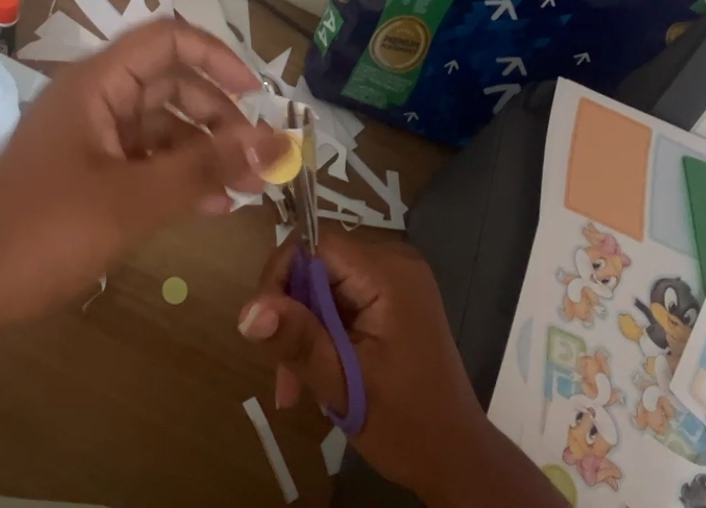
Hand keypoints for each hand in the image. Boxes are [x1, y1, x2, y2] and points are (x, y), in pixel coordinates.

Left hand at [0, 19, 286, 324]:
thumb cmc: (50, 234)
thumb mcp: (136, 199)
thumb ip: (207, 166)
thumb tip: (276, 142)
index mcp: (95, 84)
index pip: (166, 40)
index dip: (216, 56)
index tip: (256, 95)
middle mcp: (94, 98)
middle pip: (171, 84)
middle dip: (219, 117)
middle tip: (257, 159)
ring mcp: (90, 134)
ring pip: (163, 124)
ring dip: (205, 151)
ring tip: (245, 189)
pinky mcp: (90, 169)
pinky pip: (146, 157)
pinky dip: (179, 174)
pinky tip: (213, 205)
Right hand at [236, 233, 513, 501]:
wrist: (458, 459)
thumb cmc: (407, 425)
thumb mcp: (344, 384)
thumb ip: (298, 341)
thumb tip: (247, 311)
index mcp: (388, 274)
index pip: (314, 246)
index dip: (281, 278)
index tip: (265, 328)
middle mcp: (394, 263)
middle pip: (318, 266)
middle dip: (292, 316)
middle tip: (285, 375)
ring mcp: (397, 281)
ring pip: (325, 287)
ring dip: (306, 331)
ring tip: (299, 387)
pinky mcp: (394, 300)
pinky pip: (343, 301)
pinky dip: (325, 334)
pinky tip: (321, 375)